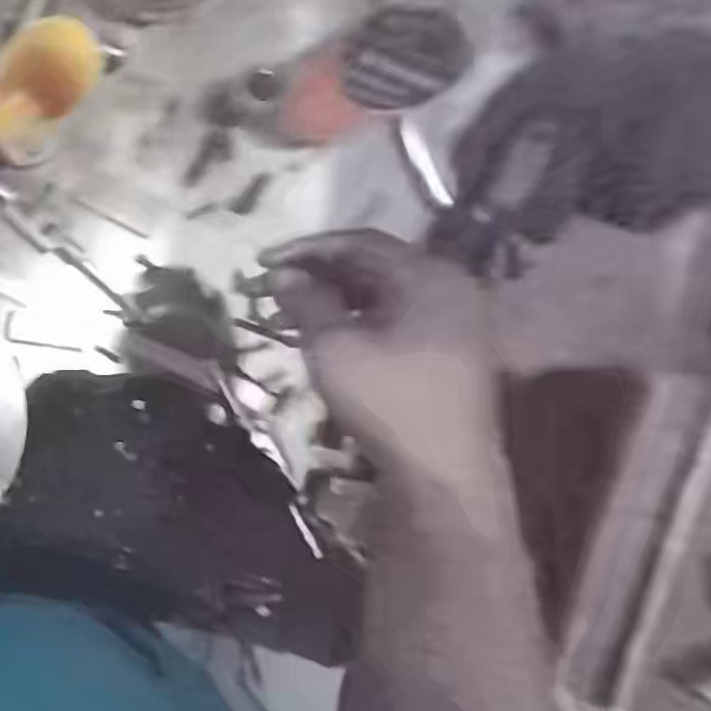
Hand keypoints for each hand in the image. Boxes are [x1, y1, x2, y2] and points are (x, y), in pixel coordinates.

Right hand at [257, 230, 499, 484]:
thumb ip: (306, 300)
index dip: (304, 248)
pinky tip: (313, 332)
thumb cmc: (385, 398)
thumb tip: (281, 273)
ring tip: (278, 313)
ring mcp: (450, 318)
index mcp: (429, 278)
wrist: (439, 467)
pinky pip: (388, 314)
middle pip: (369, 264)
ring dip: (324, 297)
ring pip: (375, 292)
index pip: (359, 242)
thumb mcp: (332, 345)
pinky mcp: (442, 346)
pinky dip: (347, 316)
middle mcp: (448, 288)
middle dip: (311, 273)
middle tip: (264, 287)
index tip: (260, 262)